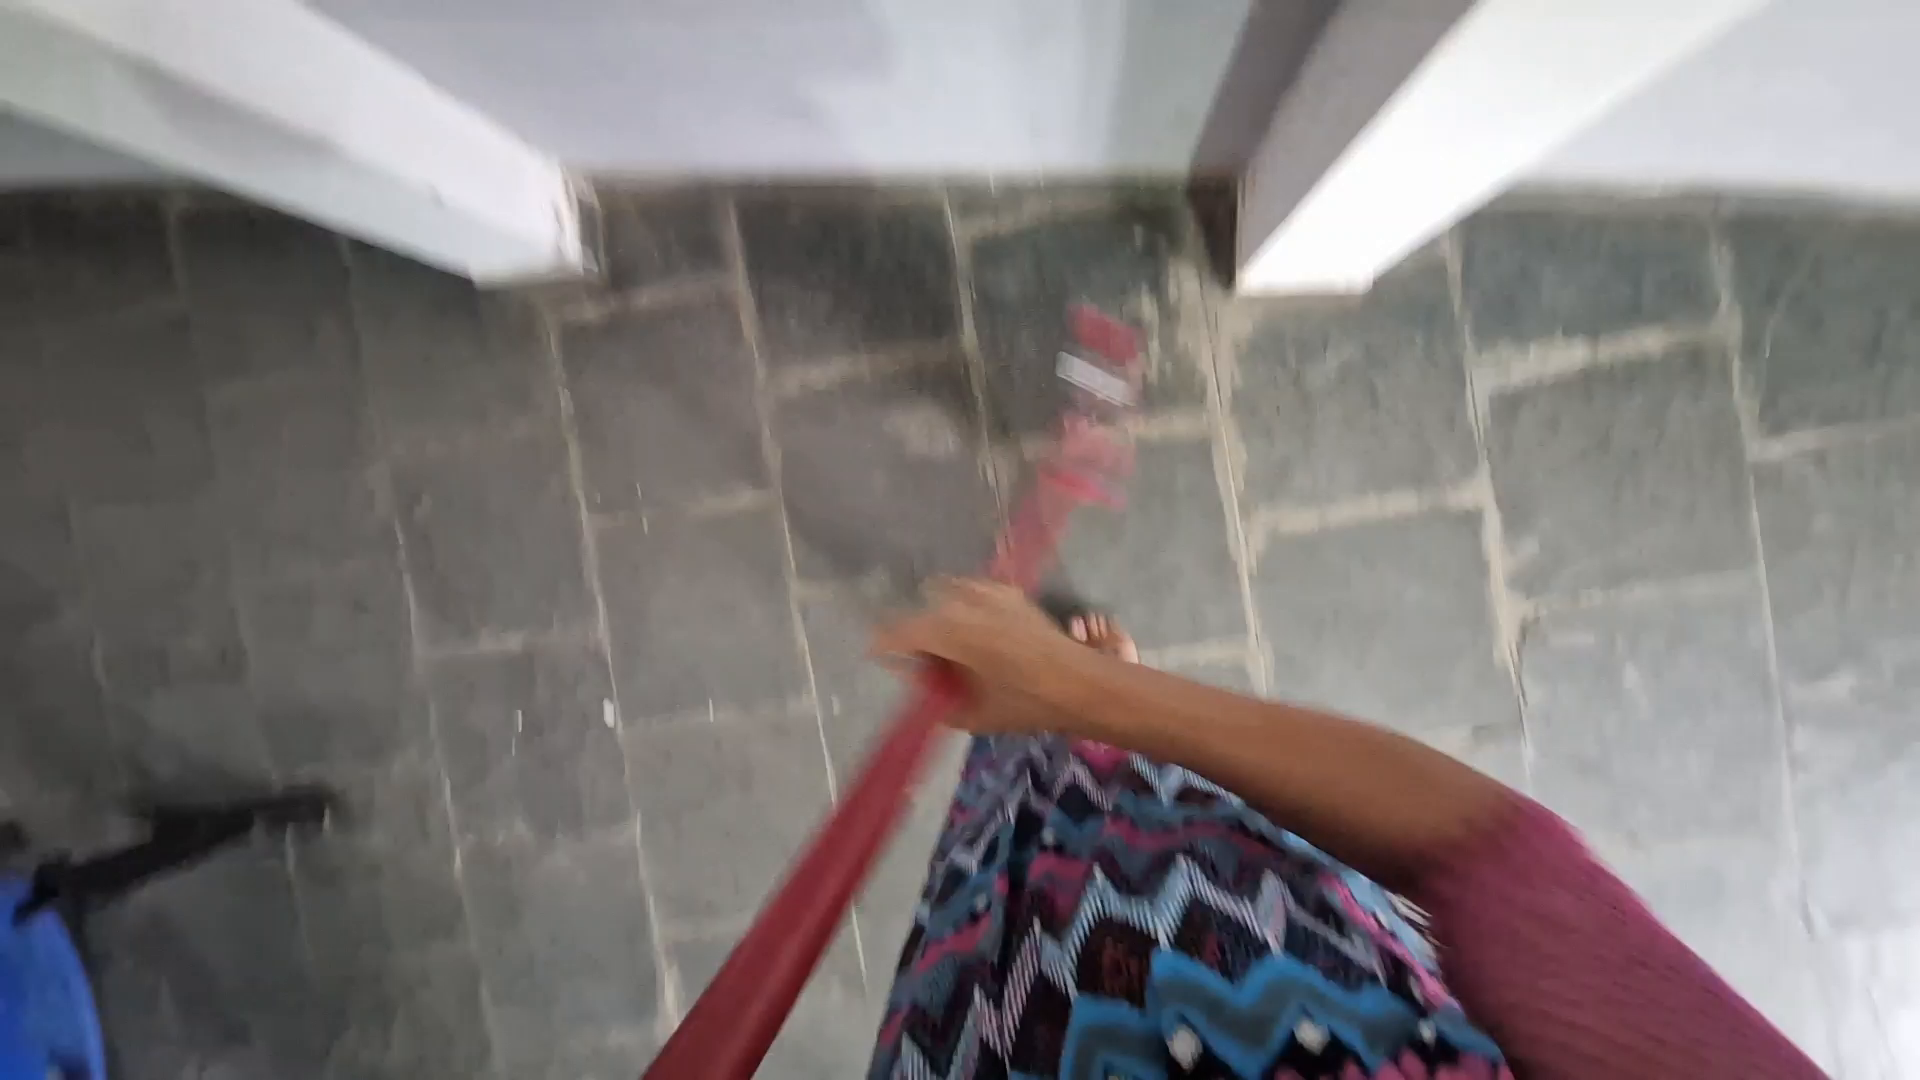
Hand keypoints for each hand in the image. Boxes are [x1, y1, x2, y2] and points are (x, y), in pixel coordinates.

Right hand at [869, 578, 1083, 734]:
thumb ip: (935, 696)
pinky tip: (972, 629)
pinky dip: (962, 605)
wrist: (1082, 684)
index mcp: (951, 632)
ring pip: (947, 594)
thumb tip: (916, 679)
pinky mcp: (1010, 593)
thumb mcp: (973, 713)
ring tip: (946, 645)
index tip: (875, 653)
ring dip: (939, 615)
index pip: (901, 630)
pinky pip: (972, 591)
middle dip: (916, 634)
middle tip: (921, 663)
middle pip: (924, 612)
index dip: (883, 642)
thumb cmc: (1026, 704)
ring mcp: (990, 593)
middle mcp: (965, 603)